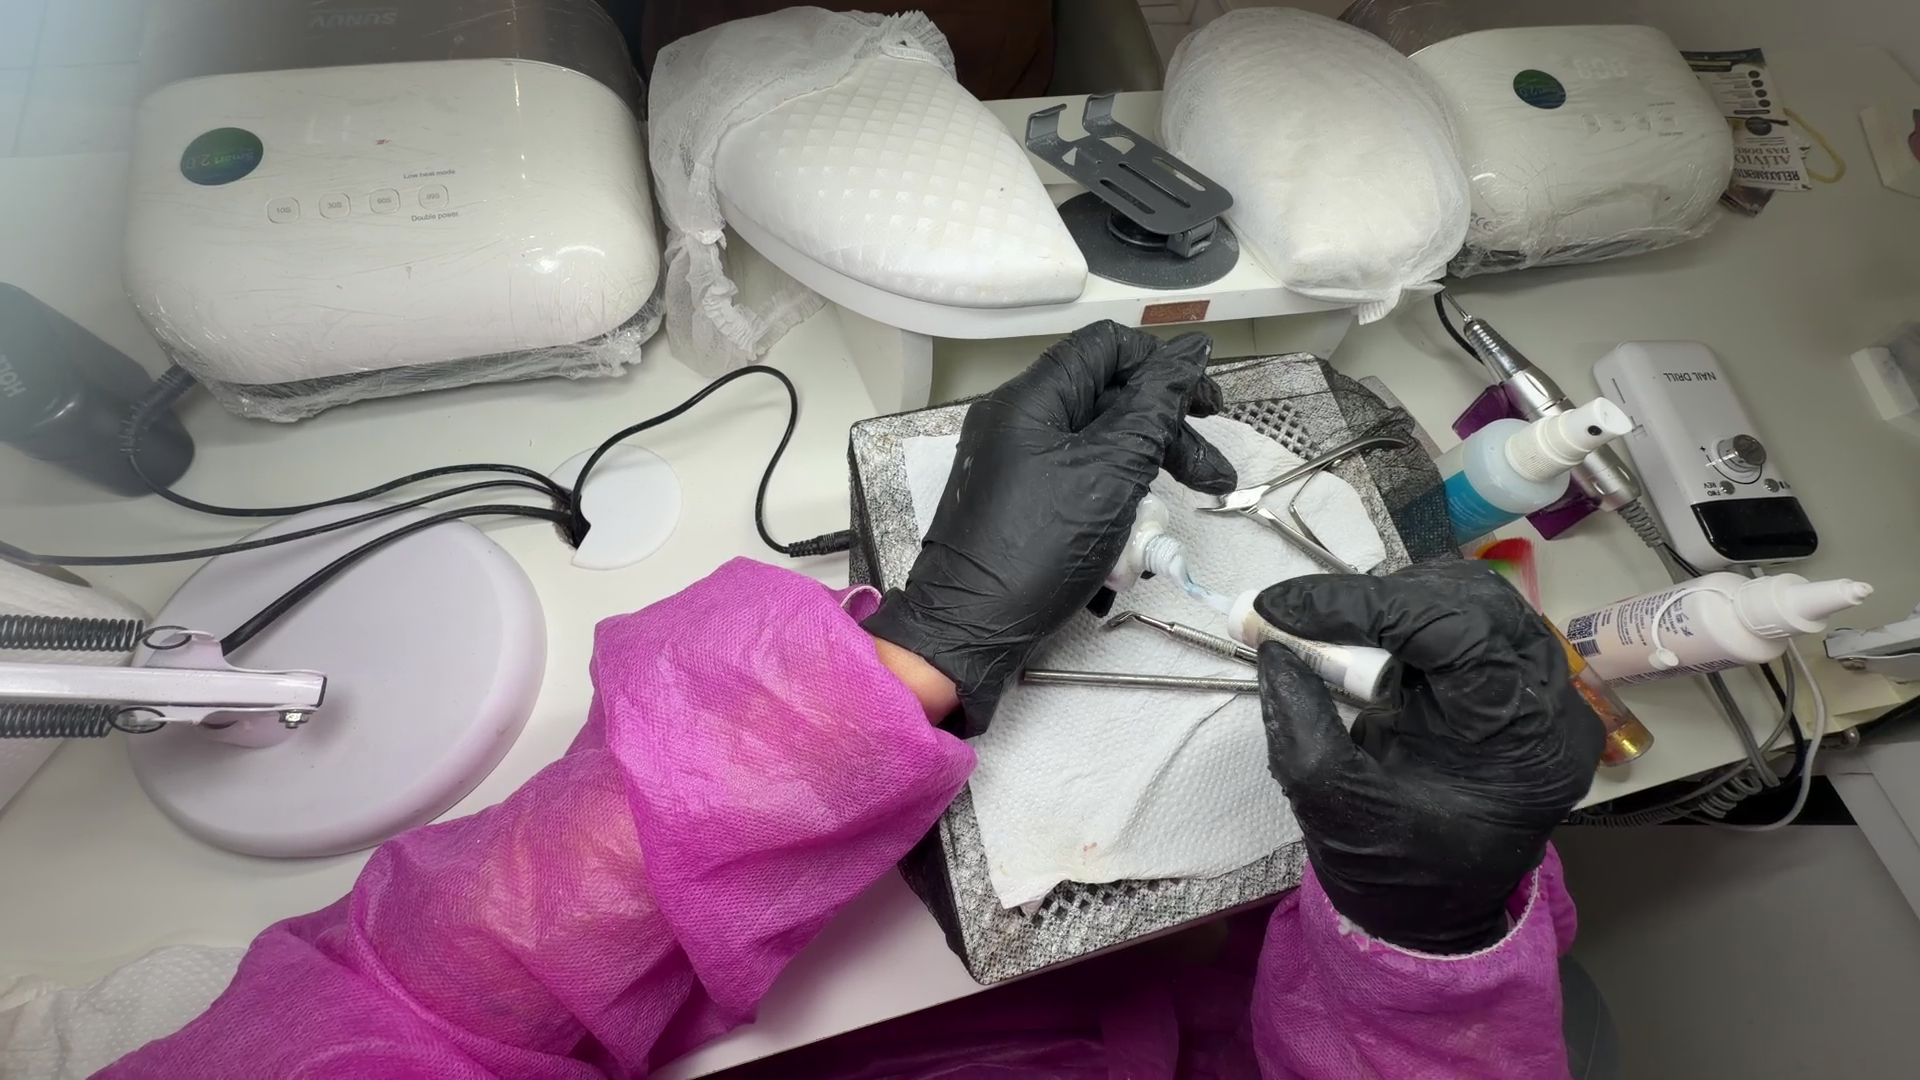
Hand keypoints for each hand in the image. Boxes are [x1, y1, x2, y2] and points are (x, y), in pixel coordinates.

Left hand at [864, 321, 1236, 736]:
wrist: (970, 626)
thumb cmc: (1040, 546)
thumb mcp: (1111, 470)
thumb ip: (1154, 405)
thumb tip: (1190, 350)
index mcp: (1031, 398)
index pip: (1106, 347)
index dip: (1162, 365)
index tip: (1204, 406)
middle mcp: (1017, 419)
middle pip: (1106, 399)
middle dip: (1165, 432)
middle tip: (1212, 476)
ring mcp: (1013, 460)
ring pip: (1095, 445)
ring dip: (1143, 473)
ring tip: (1173, 518)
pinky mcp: (1016, 497)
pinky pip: (1074, 480)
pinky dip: (1109, 498)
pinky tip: (1133, 534)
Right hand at [1253, 562, 1602, 953]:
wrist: (1428, 907)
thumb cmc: (1393, 869)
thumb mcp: (1331, 804)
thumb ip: (1299, 722)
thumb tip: (1274, 646)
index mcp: (1521, 743)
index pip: (1457, 634)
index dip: (1362, 605)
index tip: (1279, 609)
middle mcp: (1543, 703)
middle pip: (1473, 602)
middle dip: (1376, 596)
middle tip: (1297, 614)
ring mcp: (1525, 688)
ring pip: (1464, 597)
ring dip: (1385, 598)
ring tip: (1323, 623)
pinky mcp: (1493, 680)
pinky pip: (1449, 616)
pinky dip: (1391, 612)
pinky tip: (1351, 633)